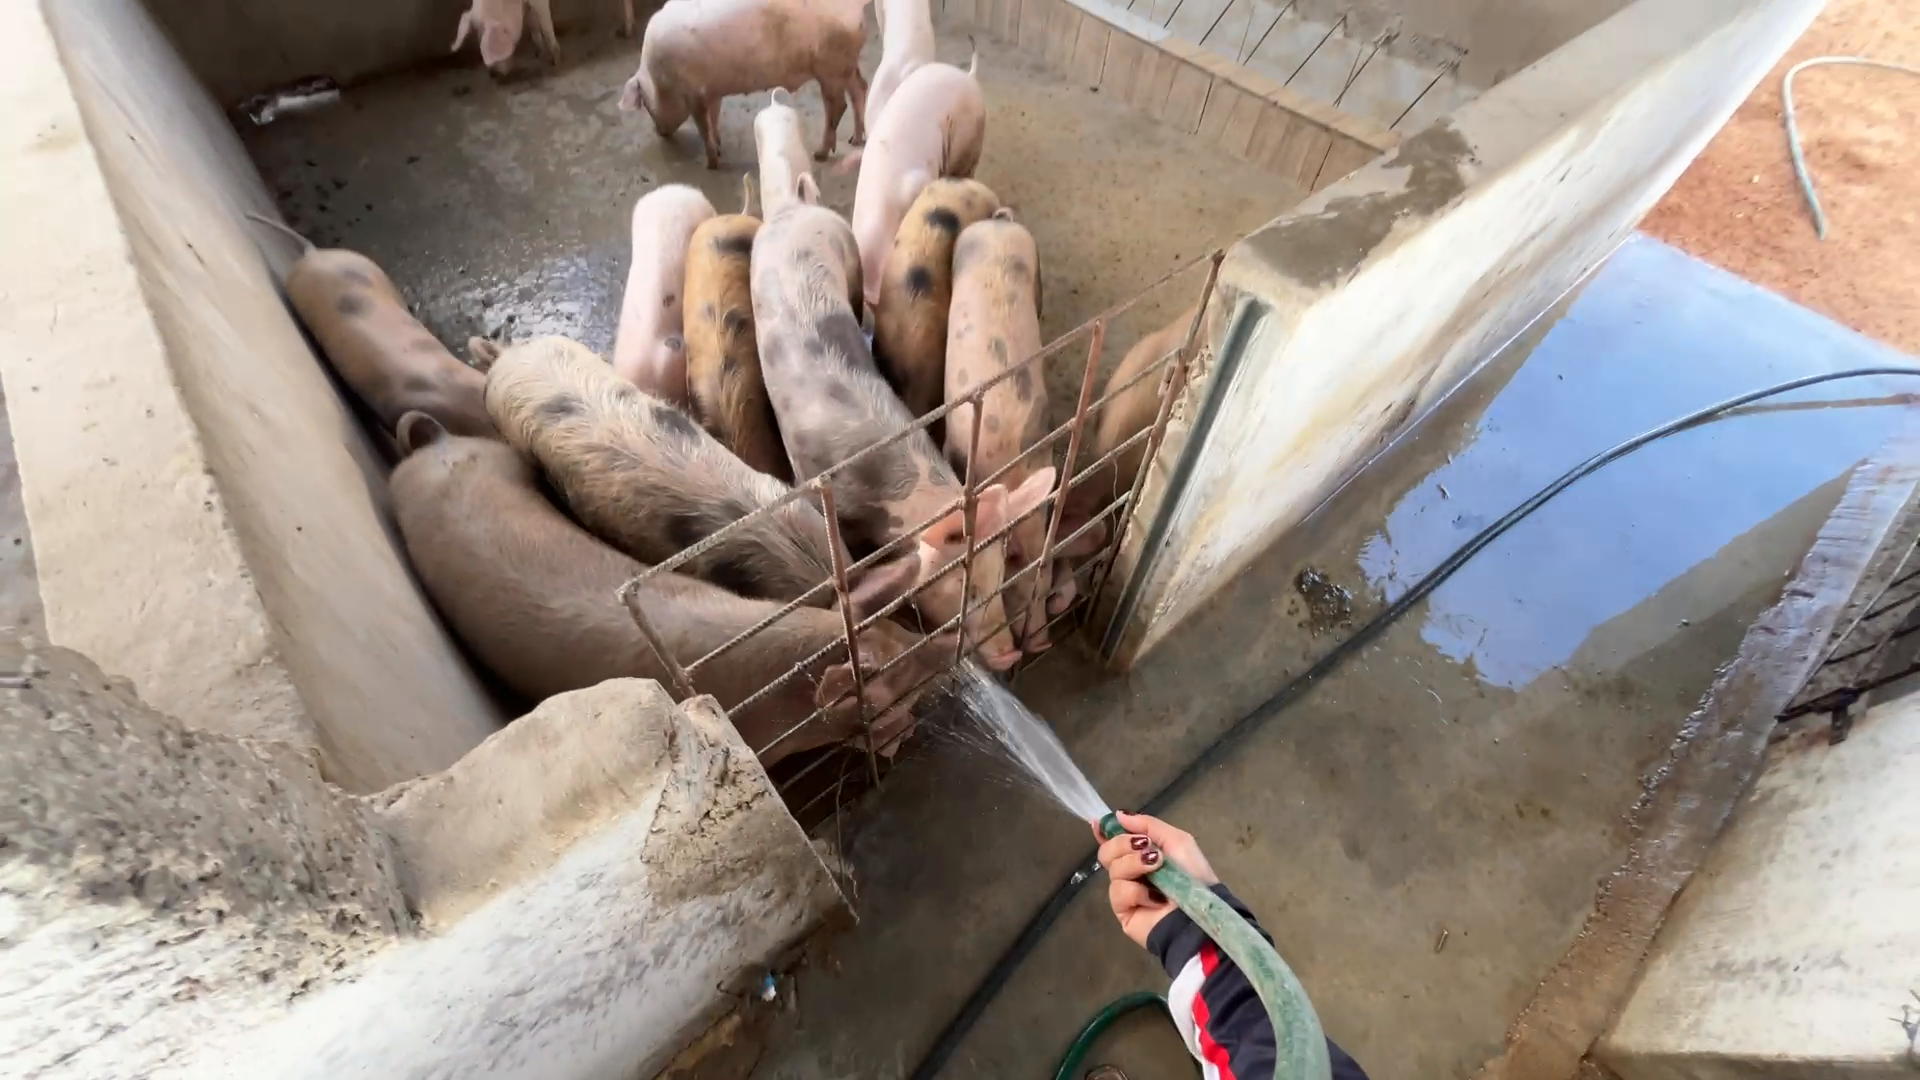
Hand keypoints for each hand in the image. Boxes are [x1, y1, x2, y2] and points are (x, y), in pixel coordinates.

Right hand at [1091, 812, 1219, 947]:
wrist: (1200, 911)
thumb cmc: (1193, 875)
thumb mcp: (1176, 840)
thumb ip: (1147, 824)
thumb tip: (1118, 815)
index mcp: (1140, 854)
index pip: (1113, 841)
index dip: (1104, 831)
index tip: (1099, 823)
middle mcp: (1130, 872)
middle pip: (1107, 852)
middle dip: (1123, 844)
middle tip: (1145, 846)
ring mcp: (1126, 893)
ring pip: (1113, 870)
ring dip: (1134, 864)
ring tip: (1156, 868)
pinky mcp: (1124, 912)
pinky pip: (1118, 892)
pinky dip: (1137, 891)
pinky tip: (1154, 898)